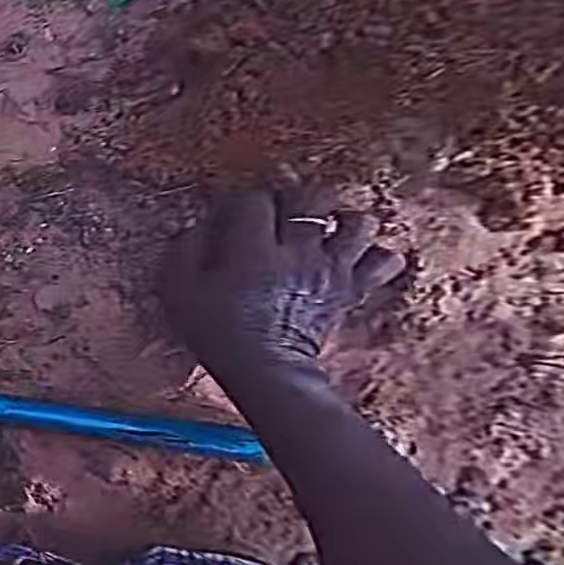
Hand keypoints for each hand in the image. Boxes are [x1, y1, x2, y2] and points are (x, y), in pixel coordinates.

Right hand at [163, 189, 405, 376]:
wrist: (262, 367)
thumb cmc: (211, 328)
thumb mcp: (177, 289)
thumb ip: (185, 249)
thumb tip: (198, 223)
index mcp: (251, 250)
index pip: (253, 200)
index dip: (239, 200)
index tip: (228, 211)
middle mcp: (299, 252)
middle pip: (312, 198)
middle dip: (293, 197)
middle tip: (276, 211)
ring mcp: (333, 269)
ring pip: (359, 221)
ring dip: (338, 219)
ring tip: (318, 229)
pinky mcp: (354, 288)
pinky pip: (386, 258)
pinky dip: (371, 252)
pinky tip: (346, 257)